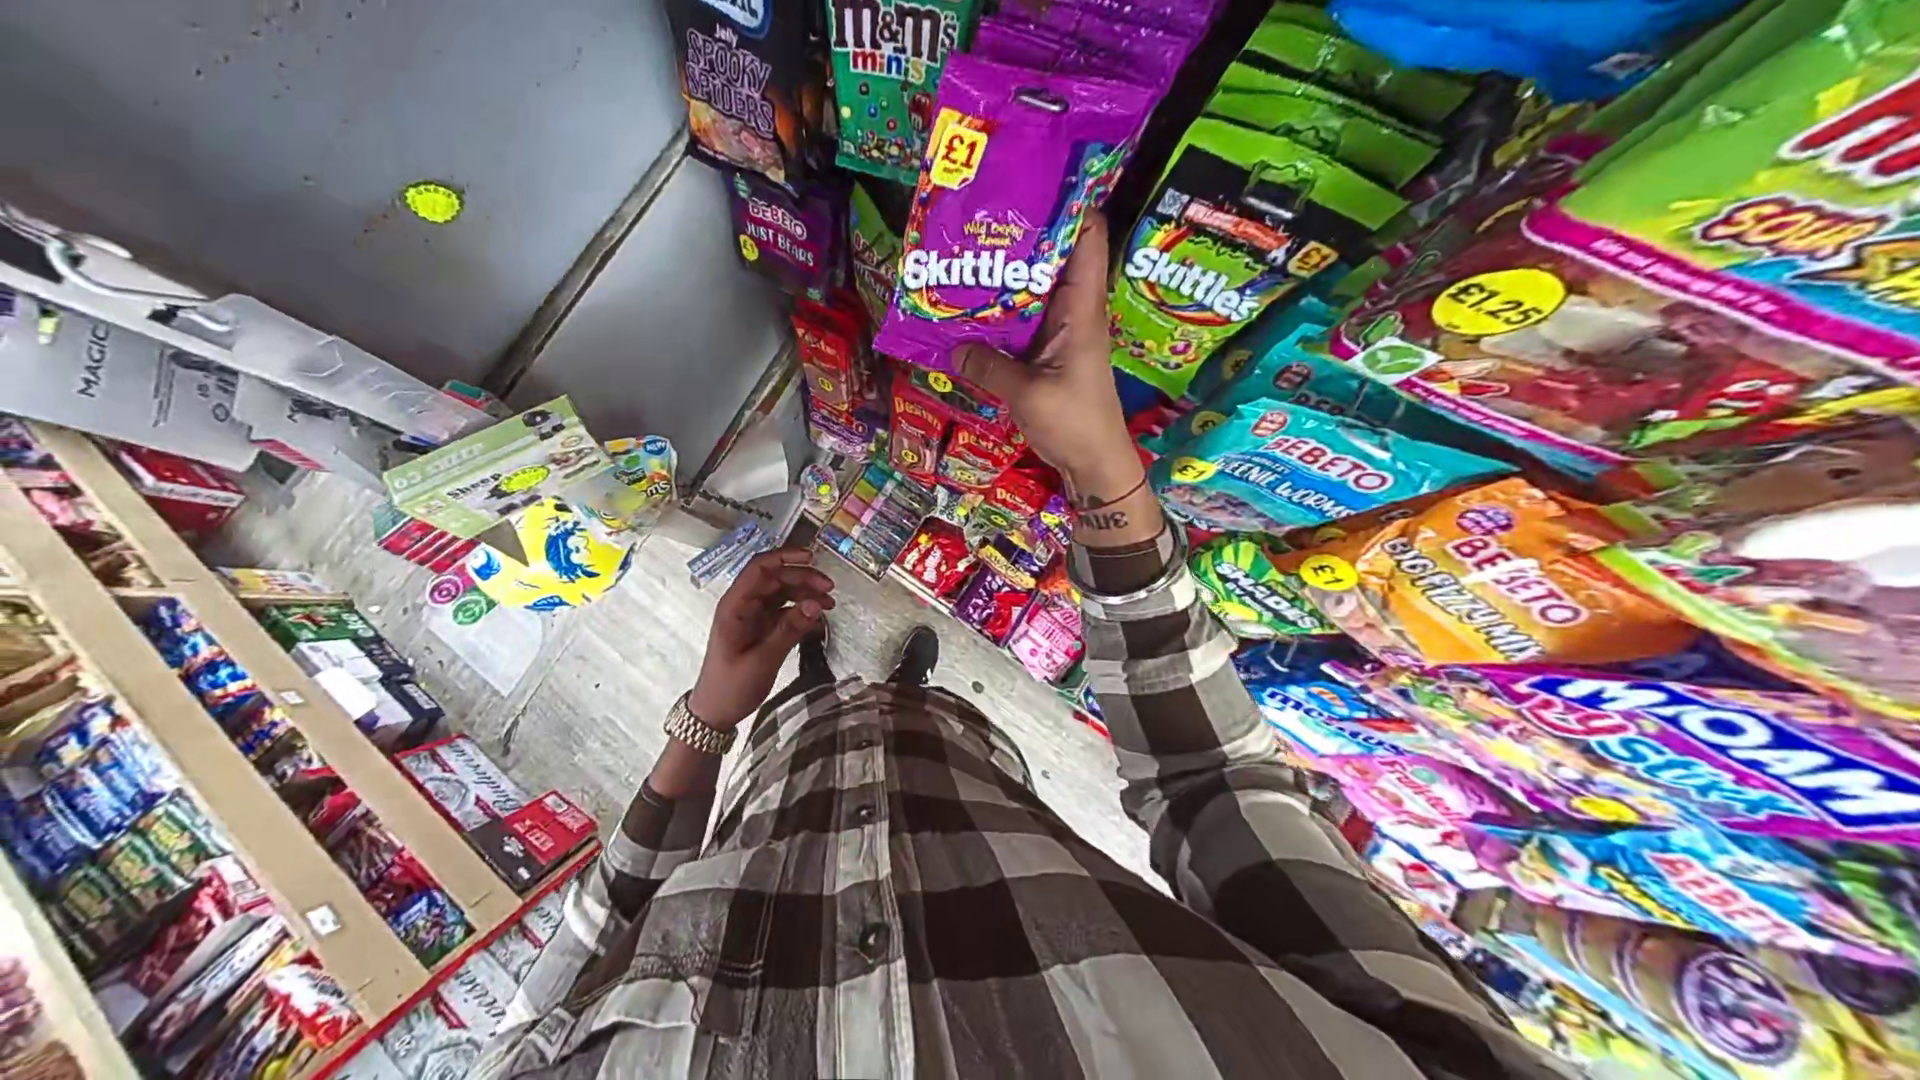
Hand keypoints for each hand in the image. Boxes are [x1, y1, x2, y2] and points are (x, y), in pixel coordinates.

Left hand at [688, 548, 835, 729]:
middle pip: (775, 578)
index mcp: (735, 606)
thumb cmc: (732, 686)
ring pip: (783, 592)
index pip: (759, 568)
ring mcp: (753, 616)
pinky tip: (819, 617)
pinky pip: (785, 609)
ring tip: (830, 604)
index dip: (784, 557)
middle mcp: (744, 605)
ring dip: (806, 593)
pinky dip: (803, 610)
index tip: (812, 557)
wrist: (715, 712)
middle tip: (830, 588)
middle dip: (803, 577)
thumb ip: (789, 629)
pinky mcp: (762, 628)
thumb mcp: (762, 659)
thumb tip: (816, 604)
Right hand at [953, 212, 1161, 545]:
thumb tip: (951, 346)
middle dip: (1019, 237)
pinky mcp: (1048, 355)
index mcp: (1081, 308)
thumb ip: (988, 367)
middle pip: (1053, 257)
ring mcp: (1060, 333)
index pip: (1087, 237)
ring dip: (1004, 279)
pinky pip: (1022, 324)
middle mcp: (1074, 312)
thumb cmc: (1074, 424)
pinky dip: (999, 317)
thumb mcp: (1027, 395)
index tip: (1030, 182)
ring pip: (1033, 291)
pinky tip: (969, 313)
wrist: (1095, 463)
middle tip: (977, 221)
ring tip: (964, 259)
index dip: (1067, 203)